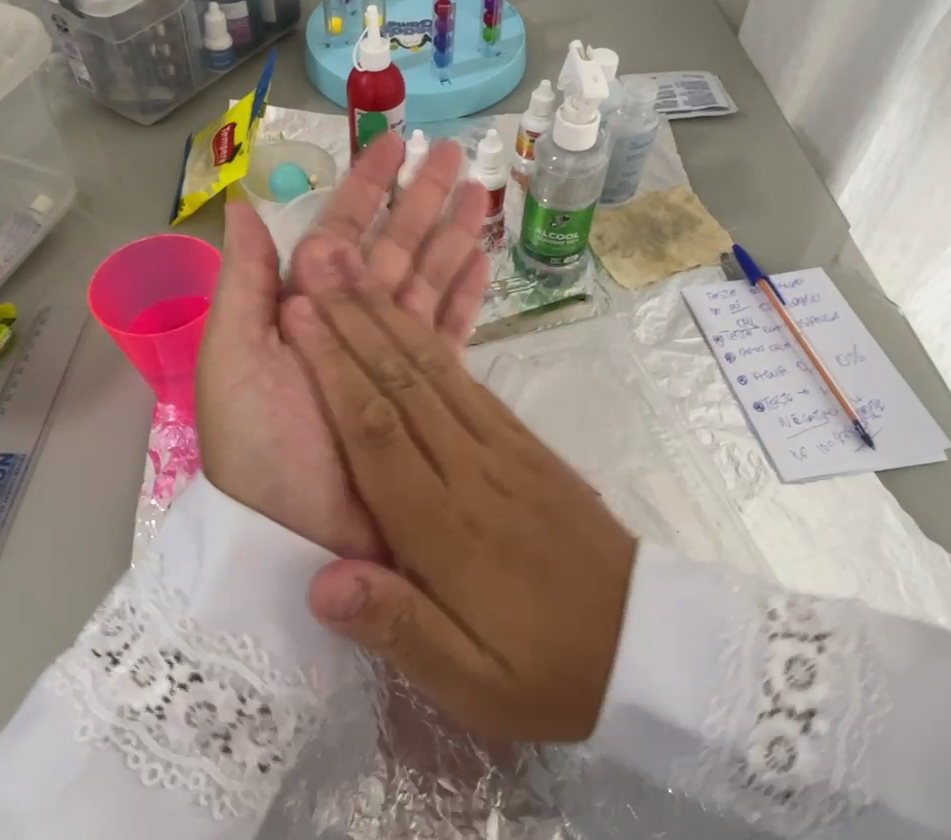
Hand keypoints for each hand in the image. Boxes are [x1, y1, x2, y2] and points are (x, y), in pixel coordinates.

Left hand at [197, 134, 490, 559]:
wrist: (290, 533)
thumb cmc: (255, 441)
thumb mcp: (232, 357)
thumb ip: (245, 281)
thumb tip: (243, 203)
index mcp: (302, 309)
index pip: (338, 234)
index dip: (365, 189)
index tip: (393, 146)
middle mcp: (347, 325)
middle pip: (391, 248)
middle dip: (422, 200)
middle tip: (456, 153)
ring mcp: (387, 358)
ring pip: (426, 282)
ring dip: (452, 238)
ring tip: (483, 194)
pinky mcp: (420, 393)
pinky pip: (447, 335)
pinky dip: (464, 299)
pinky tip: (484, 264)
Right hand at [282, 266, 637, 741]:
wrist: (650, 646)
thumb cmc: (551, 672)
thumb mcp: (473, 683)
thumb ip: (398, 630)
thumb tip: (320, 583)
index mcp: (447, 529)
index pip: (377, 433)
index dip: (333, 370)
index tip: (299, 316)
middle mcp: (474, 473)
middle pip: (404, 384)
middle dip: (354, 322)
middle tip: (316, 266)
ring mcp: (509, 454)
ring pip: (438, 373)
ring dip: (392, 320)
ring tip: (356, 277)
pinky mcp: (532, 450)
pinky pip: (475, 386)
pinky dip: (437, 347)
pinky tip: (416, 327)